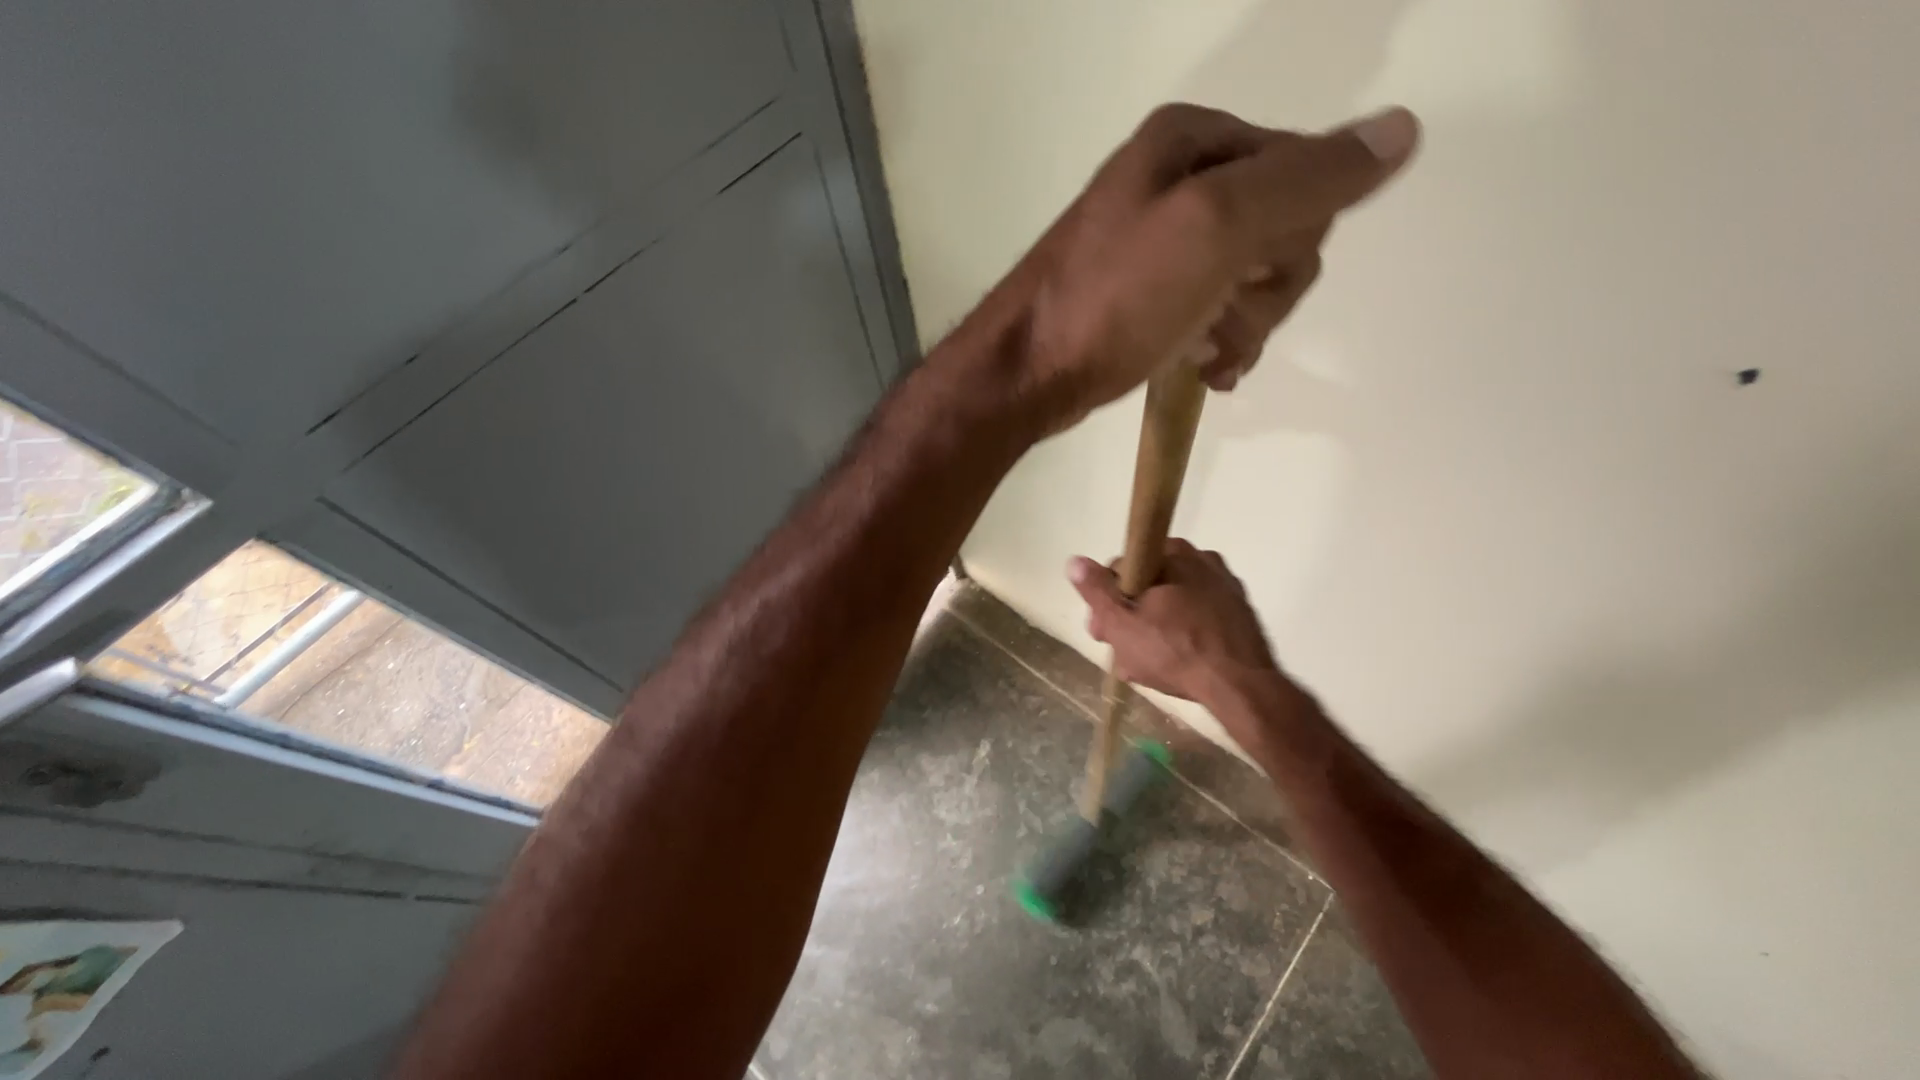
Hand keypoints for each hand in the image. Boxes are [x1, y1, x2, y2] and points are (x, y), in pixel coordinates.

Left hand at [1003, 103, 1419, 430]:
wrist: (1026, 372)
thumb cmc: (1114, 297)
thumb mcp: (1217, 227)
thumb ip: (1308, 180)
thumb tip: (1402, 131)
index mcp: (1194, 140)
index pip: (1305, 172)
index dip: (1290, 236)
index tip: (1247, 271)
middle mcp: (1180, 178)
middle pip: (1283, 229)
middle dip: (1265, 289)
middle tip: (1219, 315)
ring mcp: (1163, 240)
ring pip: (1255, 279)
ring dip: (1245, 326)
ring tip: (1204, 353)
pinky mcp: (1151, 293)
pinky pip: (1220, 310)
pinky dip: (1221, 343)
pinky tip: (1204, 370)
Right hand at [1068, 540, 1281, 703]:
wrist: (1241, 686)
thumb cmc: (1174, 651)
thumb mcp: (1122, 623)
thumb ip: (1096, 591)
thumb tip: (1074, 561)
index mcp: (1172, 553)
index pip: (1124, 569)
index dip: (1107, 601)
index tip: (1103, 632)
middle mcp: (1201, 559)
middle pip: (1150, 586)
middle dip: (1131, 617)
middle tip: (1121, 652)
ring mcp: (1225, 587)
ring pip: (1174, 604)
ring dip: (1155, 629)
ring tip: (1146, 666)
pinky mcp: (1240, 614)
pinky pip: (1200, 618)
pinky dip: (1184, 635)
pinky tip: (1176, 664)